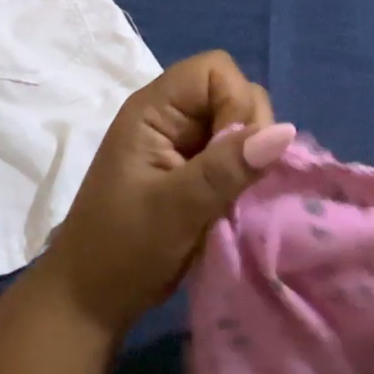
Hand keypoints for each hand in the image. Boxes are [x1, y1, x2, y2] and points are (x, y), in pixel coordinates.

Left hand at [32, 51, 295, 336]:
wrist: (87, 303)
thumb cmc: (121, 251)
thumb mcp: (176, 210)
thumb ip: (227, 168)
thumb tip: (286, 131)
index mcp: (152, 111)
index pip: (214, 70)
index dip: (235, 101)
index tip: (236, 151)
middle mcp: (168, 116)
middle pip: (230, 90)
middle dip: (248, 127)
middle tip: (242, 178)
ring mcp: (179, 142)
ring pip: (236, 121)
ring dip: (248, 153)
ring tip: (238, 193)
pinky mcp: (191, 168)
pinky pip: (231, 151)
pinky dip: (243, 170)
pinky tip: (238, 198)